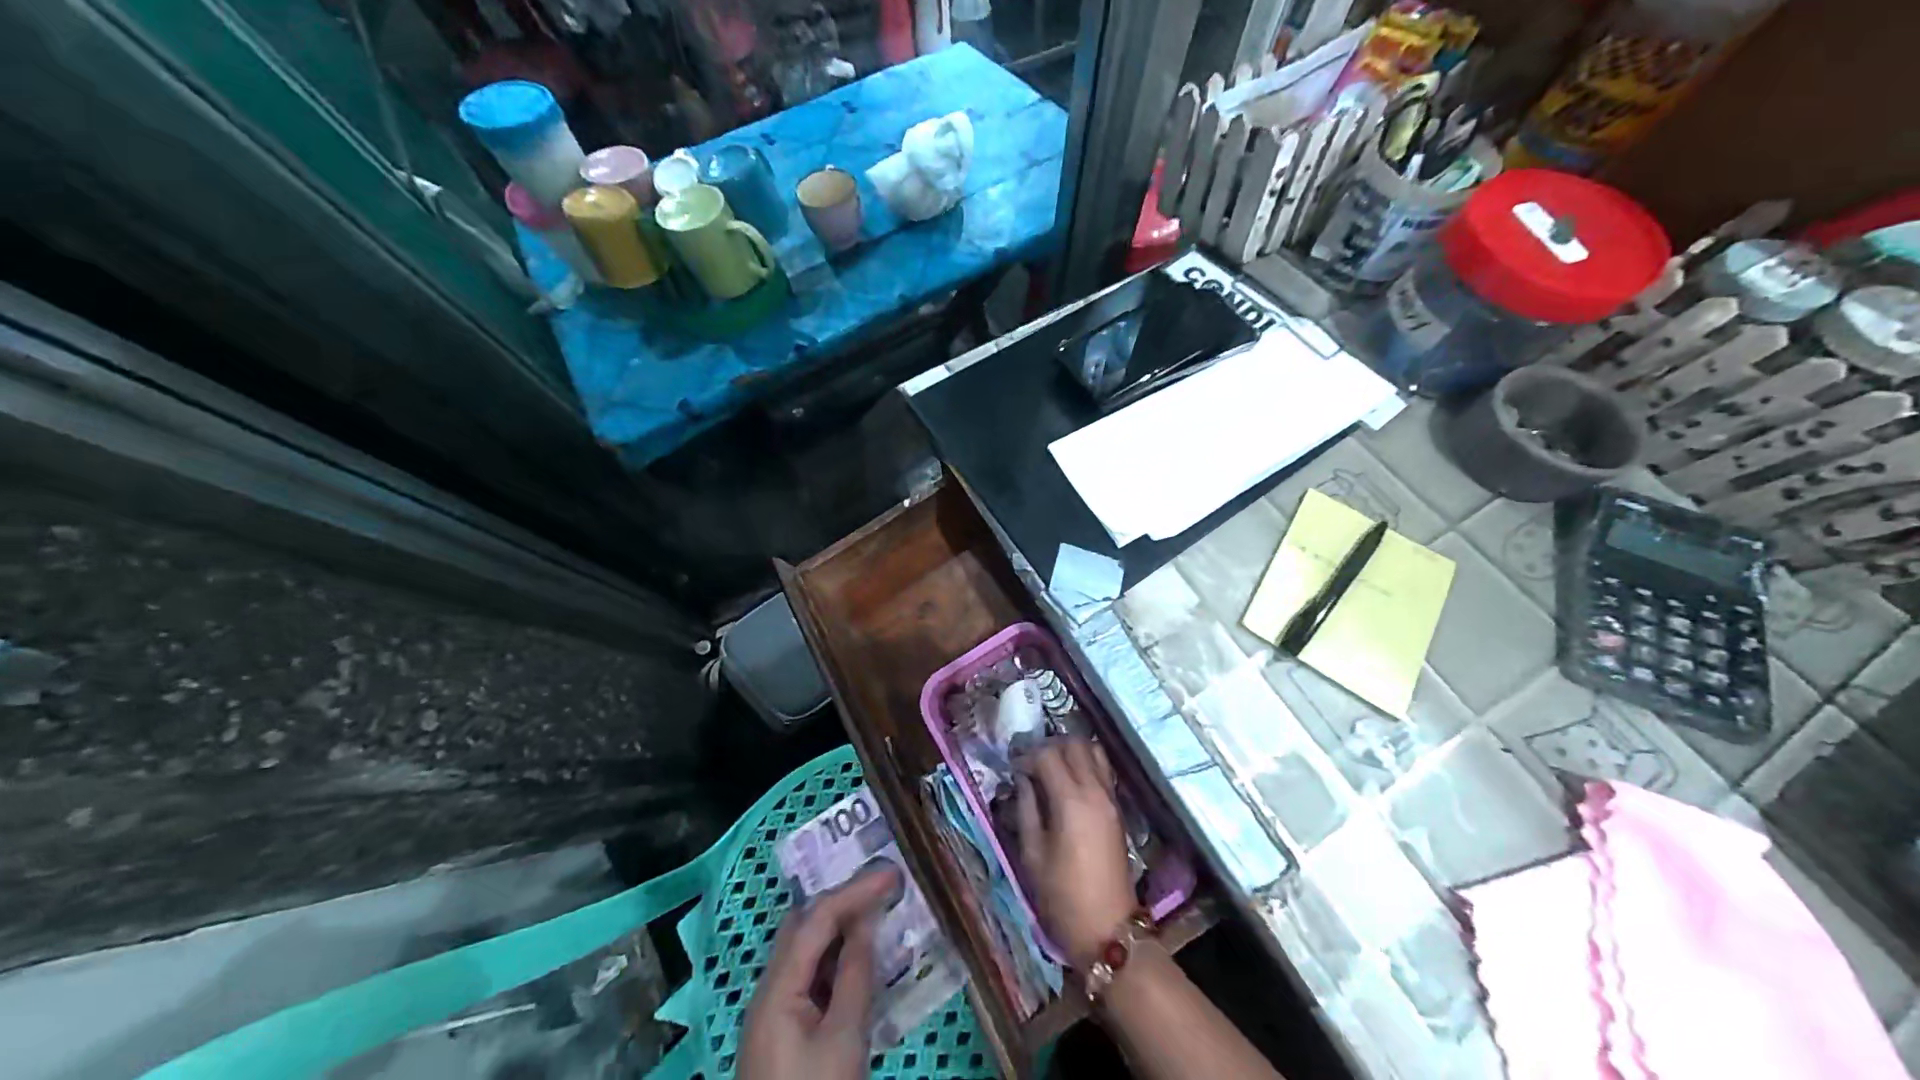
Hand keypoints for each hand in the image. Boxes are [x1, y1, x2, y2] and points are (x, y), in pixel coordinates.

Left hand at [738, 864, 901, 1079]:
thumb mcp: (844, 1041)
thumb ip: (856, 976)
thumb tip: (868, 922)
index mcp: (777, 988)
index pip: (816, 920)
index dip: (855, 891)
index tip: (893, 874)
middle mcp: (770, 989)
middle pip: (804, 927)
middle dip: (844, 899)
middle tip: (886, 886)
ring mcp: (775, 1010)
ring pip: (807, 950)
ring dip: (842, 926)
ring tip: (880, 911)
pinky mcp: (785, 1029)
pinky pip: (811, 975)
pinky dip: (838, 957)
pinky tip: (863, 958)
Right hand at [1013, 737, 1136, 968]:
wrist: (1107, 928)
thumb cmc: (1061, 894)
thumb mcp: (1032, 852)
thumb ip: (1026, 808)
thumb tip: (1022, 779)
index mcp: (1070, 800)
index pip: (1047, 754)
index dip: (1026, 755)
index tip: (1013, 768)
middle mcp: (1094, 790)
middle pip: (1074, 744)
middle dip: (1049, 746)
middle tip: (1031, 763)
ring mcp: (1110, 798)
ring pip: (1093, 751)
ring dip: (1071, 751)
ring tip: (1051, 769)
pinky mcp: (1117, 808)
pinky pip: (1102, 769)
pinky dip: (1085, 764)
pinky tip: (1068, 782)